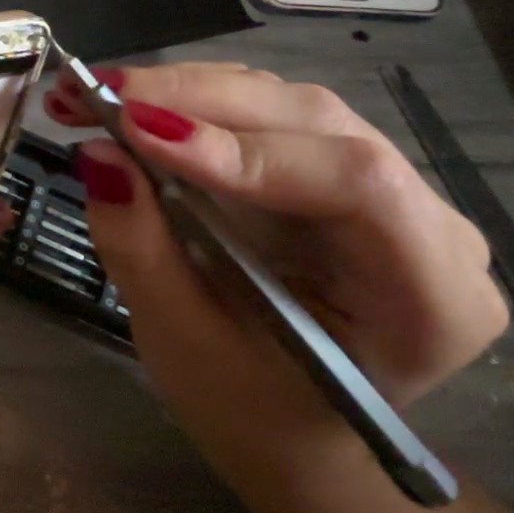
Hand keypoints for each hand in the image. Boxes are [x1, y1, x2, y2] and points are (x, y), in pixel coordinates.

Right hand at [45, 63, 512, 512]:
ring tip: (91, 92)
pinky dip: (184, 99)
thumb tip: (98, 157)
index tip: (136, 132)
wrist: (284, 423)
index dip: (245, 150)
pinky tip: (126, 102)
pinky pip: (258, 112)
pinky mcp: (322, 165)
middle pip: (313, 123)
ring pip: (282, 103)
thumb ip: (143, 250)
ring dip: (179, 88)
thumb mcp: (185, 341)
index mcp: (425, 293)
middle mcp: (422, 222)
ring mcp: (378, 186)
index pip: (355, 185)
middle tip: (88, 92)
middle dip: (190, 99)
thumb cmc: (248, 407)